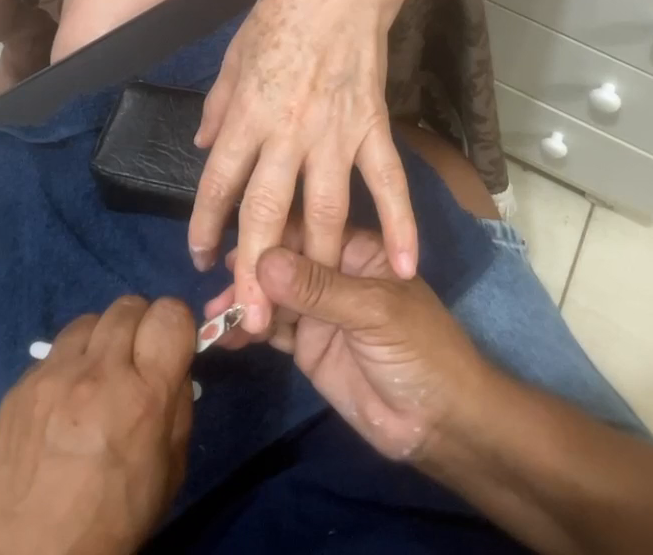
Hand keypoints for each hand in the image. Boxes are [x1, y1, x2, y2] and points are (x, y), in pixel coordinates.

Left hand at [0, 297, 195, 554]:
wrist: (27, 554)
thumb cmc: (113, 521)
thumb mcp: (170, 469)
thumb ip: (176, 406)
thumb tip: (172, 368)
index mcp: (145, 395)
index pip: (170, 314)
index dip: (176, 324)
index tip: (171, 346)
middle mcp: (99, 372)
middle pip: (129, 305)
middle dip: (141, 325)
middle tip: (137, 360)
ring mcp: (54, 374)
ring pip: (89, 320)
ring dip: (102, 339)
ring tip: (98, 375)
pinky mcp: (21, 385)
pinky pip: (54, 353)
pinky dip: (67, 366)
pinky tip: (64, 402)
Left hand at [190, 0, 417, 334]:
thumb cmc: (280, 15)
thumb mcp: (233, 57)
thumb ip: (218, 107)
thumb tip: (204, 146)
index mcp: (247, 114)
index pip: (220, 182)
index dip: (206, 225)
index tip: (201, 260)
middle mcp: (286, 133)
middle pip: (265, 211)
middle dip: (254, 269)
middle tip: (247, 321)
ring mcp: (334, 134)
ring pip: (322, 211)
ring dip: (312, 264)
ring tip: (305, 314)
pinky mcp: (373, 129)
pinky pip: (388, 182)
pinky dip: (399, 223)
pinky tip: (407, 266)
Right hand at [207, 233, 490, 461]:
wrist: (441, 423)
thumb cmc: (421, 351)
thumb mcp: (373, 313)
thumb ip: (318, 289)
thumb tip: (261, 261)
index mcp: (356, 249)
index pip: (305, 230)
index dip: (269, 236)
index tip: (234, 245)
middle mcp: (331, 272)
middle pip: (281, 263)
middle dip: (248, 272)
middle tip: (214, 282)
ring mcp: (317, 310)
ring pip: (270, 297)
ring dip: (242, 304)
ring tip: (212, 314)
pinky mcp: (306, 345)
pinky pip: (270, 331)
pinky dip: (247, 332)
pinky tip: (223, 336)